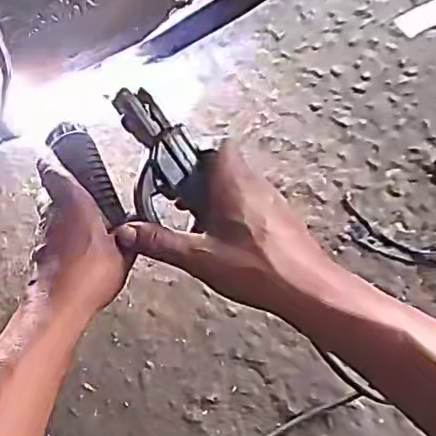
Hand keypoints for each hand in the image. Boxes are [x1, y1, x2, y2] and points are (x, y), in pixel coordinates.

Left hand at [27, 152, 130, 319]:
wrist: (57, 307)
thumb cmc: (85, 278)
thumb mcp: (122, 254)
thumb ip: (127, 240)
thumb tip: (132, 234)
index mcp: (73, 205)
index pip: (55, 171)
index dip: (52, 160)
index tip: (51, 153)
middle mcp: (52, 218)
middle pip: (50, 195)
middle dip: (61, 193)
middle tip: (74, 193)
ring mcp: (42, 239)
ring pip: (49, 220)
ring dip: (61, 220)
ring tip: (80, 228)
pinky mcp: (38, 259)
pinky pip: (49, 244)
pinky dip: (59, 244)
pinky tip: (73, 256)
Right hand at [113, 142, 340, 315]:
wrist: (306, 290)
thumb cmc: (260, 270)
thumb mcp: (198, 257)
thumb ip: (160, 241)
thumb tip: (129, 232)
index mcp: (234, 183)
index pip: (212, 146)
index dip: (188, 155)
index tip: (170, 174)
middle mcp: (255, 184)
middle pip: (221, 165)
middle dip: (196, 183)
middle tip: (179, 204)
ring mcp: (271, 201)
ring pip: (235, 185)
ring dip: (214, 200)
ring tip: (199, 228)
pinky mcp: (279, 219)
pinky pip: (250, 204)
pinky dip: (232, 215)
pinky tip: (224, 243)